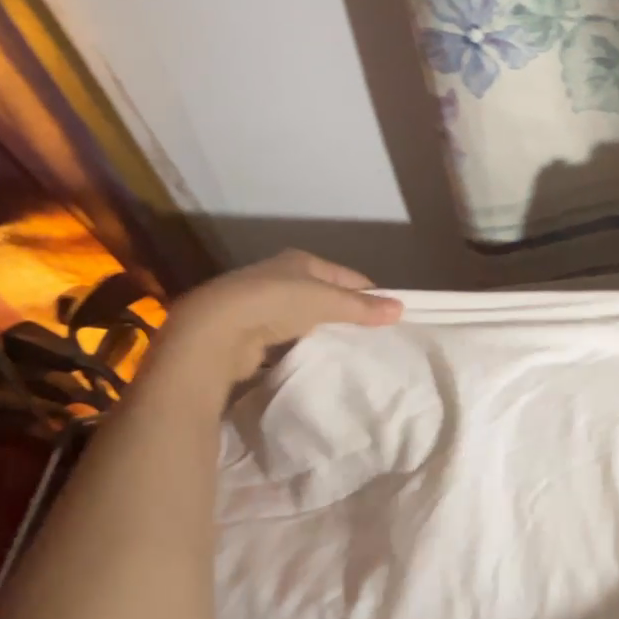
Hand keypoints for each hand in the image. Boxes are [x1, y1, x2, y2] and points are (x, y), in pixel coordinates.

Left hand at [151, 250, 402, 384]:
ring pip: (309, 317)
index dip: (370, 295)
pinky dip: (305, 345)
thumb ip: (363, 307)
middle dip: (349, 314)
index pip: (348, 277)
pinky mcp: (252, 330)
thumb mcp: (327, 301)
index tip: (390, 318)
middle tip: (373, 337)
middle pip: (328, 296)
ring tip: (349, 351)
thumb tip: (401, 308)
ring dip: (325, 331)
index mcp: (301, 261)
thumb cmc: (276, 302)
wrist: (216, 330)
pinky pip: (291, 337)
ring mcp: (264, 304)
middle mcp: (282, 277)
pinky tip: (317, 358)